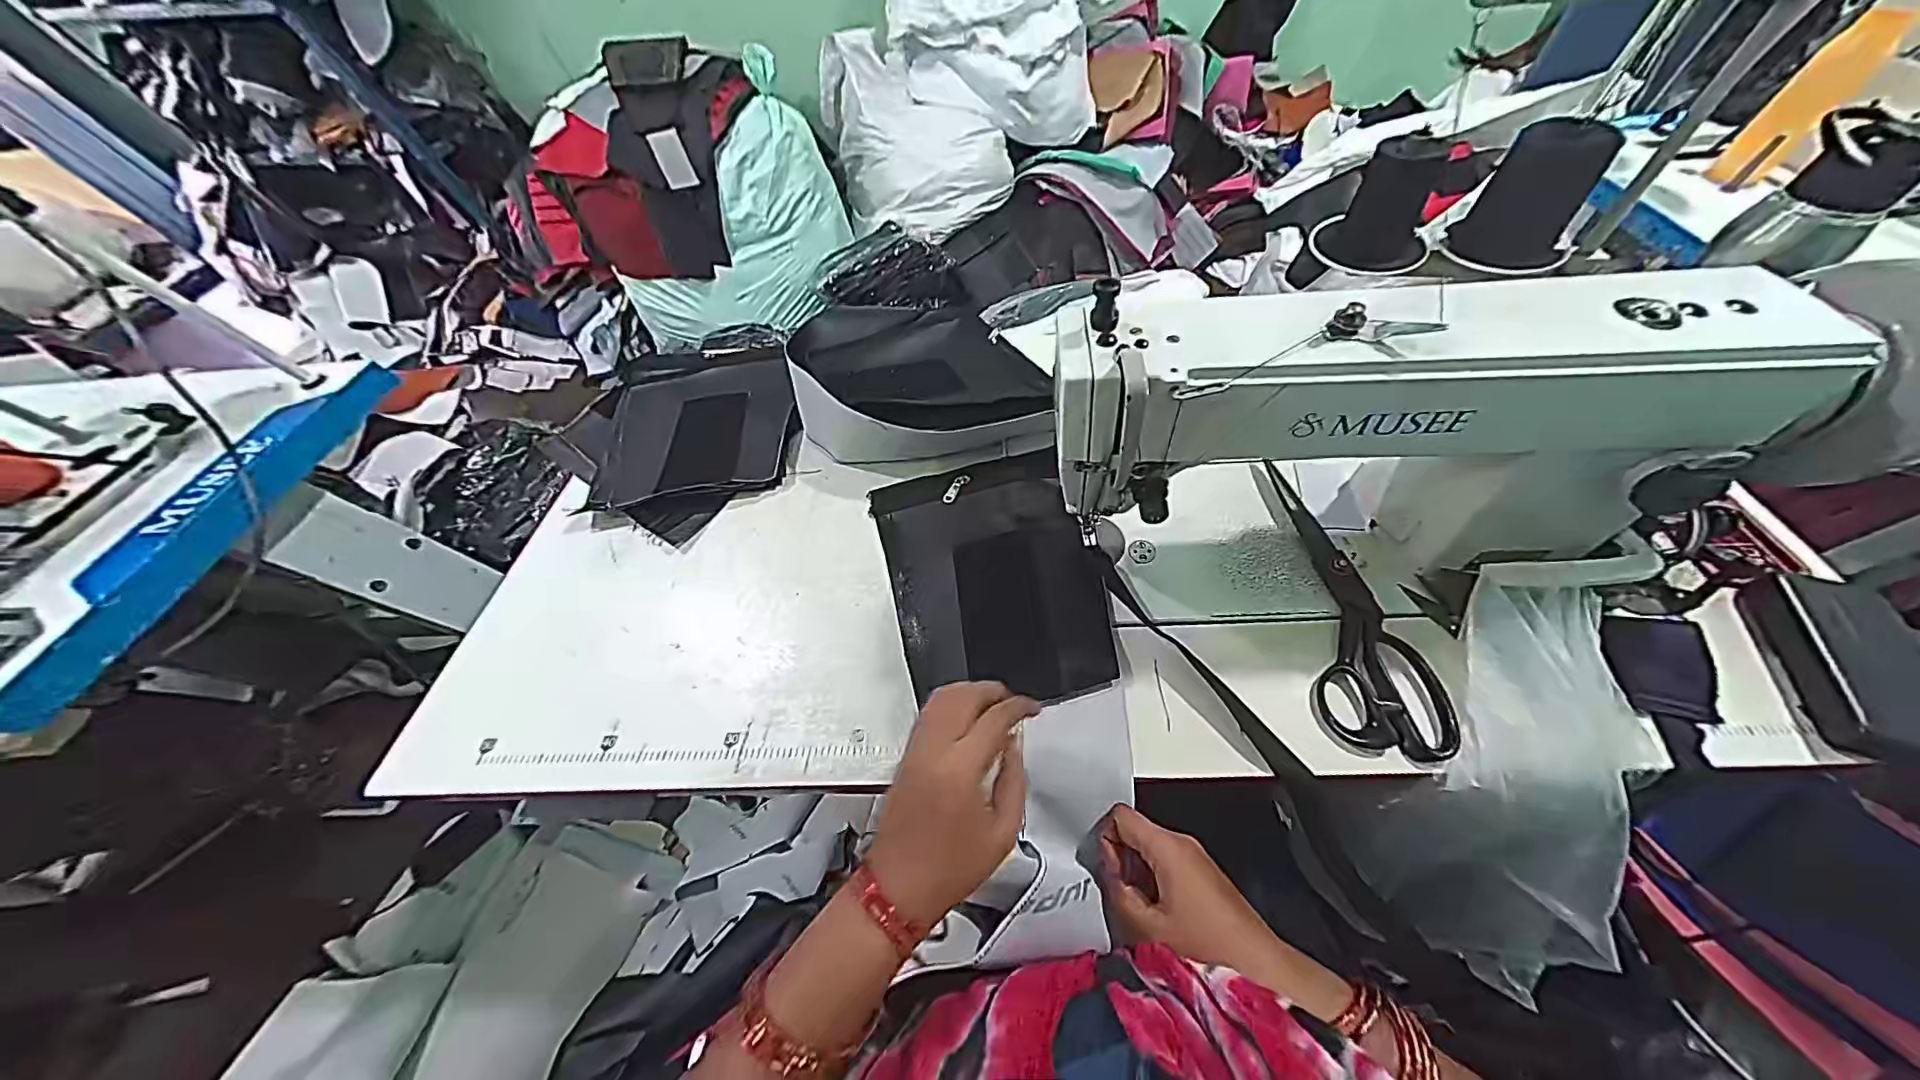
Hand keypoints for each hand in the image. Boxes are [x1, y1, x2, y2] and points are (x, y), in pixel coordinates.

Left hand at [865, 682, 1038, 926]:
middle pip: (964, 695)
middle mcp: (933, 753)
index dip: (1019, 706)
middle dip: (994, 691)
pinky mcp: (905, 757)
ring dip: (970, 692)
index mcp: (960, 770)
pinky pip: (928, 714)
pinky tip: (965, 718)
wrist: (898, 888)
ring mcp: (915, 752)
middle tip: (1013, 702)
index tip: (1031, 709)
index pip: (994, 717)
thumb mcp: (1002, 833)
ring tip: (992, 704)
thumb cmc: (945, 870)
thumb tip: (1015, 748)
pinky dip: (950, 704)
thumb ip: (1014, 781)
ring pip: (941, 698)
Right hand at [1097, 803, 1285, 971]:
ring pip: (1148, 846)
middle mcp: (1182, 843)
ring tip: (1143, 905)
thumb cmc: (1211, 945)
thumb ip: (1117, 892)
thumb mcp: (1147, 925)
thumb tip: (1106, 875)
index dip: (1104, 837)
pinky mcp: (1200, 869)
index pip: (1120, 815)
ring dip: (1136, 871)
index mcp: (1167, 846)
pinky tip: (1159, 910)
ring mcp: (1193, 855)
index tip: (1106, 865)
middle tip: (1121, 890)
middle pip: (1134, 829)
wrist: (1255, 959)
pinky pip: (1165, 860)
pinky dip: (1153, 879)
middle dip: (1120, 857)